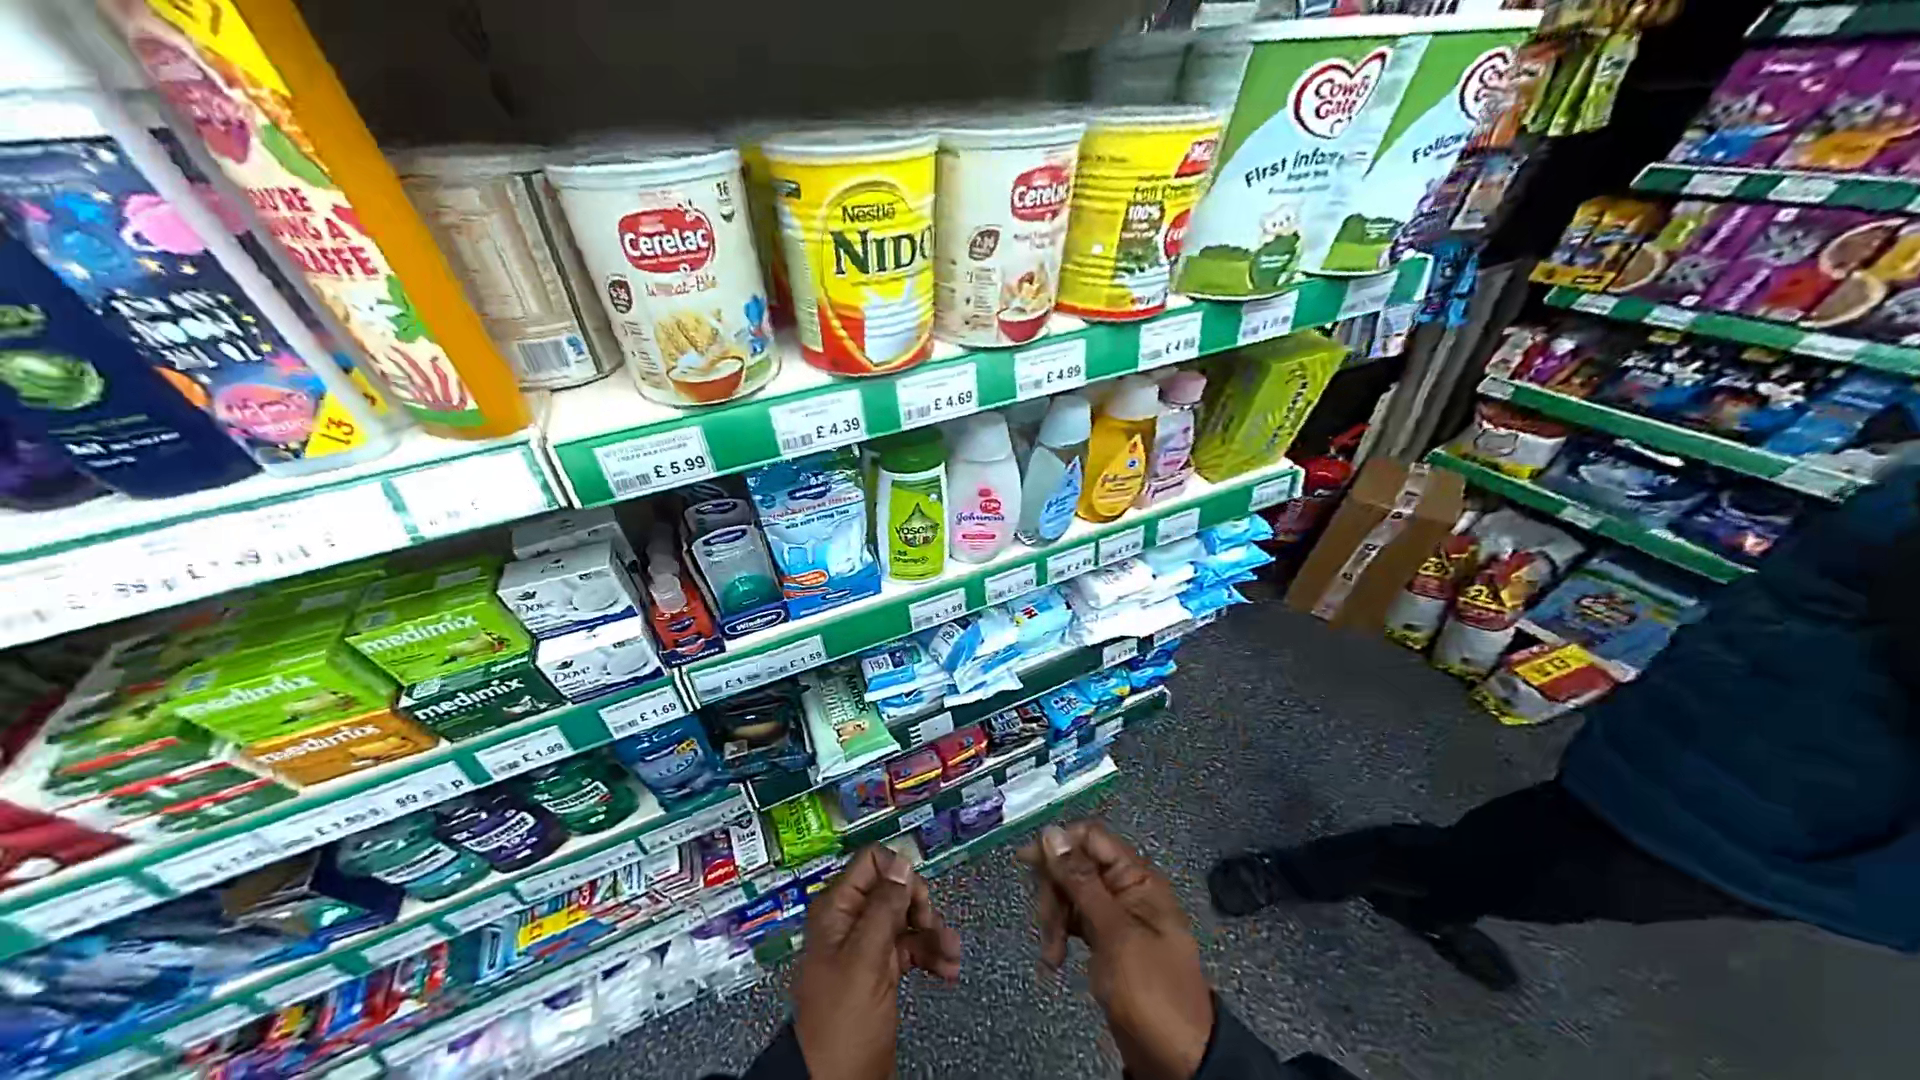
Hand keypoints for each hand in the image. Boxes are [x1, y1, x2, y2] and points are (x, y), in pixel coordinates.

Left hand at [792, 845, 961, 1079]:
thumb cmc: (842, 1024)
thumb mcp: (864, 959)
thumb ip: (883, 908)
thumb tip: (902, 865)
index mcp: (838, 910)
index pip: (871, 863)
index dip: (898, 872)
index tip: (917, 896)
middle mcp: (852, 922)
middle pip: (895, 889)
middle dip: (921, 905)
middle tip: (933, 925)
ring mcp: (868, 947)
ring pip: (908, 919)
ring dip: (933, 932)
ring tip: (951, 953)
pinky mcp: (882, 970)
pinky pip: (912, 947)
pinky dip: (932, 954)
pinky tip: (947, 969)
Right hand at [1020, 820, 1214, 1079]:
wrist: (1176, 1060)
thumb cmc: (1150, 990)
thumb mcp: (1113, 932)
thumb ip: (1081, 880)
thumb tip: (1052, 833)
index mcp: (1137, 878)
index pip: (1091, 837)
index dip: (1059, 845)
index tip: (1028, 863)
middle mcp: (1126, 889)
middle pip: (1075, 866)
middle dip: (1054, 892)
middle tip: (1045, 925)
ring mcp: (1116, 916)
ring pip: (1071, 894)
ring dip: (1054, 919)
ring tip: (1052, 954)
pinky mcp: (1106, 941)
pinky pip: (1075, 921)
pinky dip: (1061, 936)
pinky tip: (1054, 958)